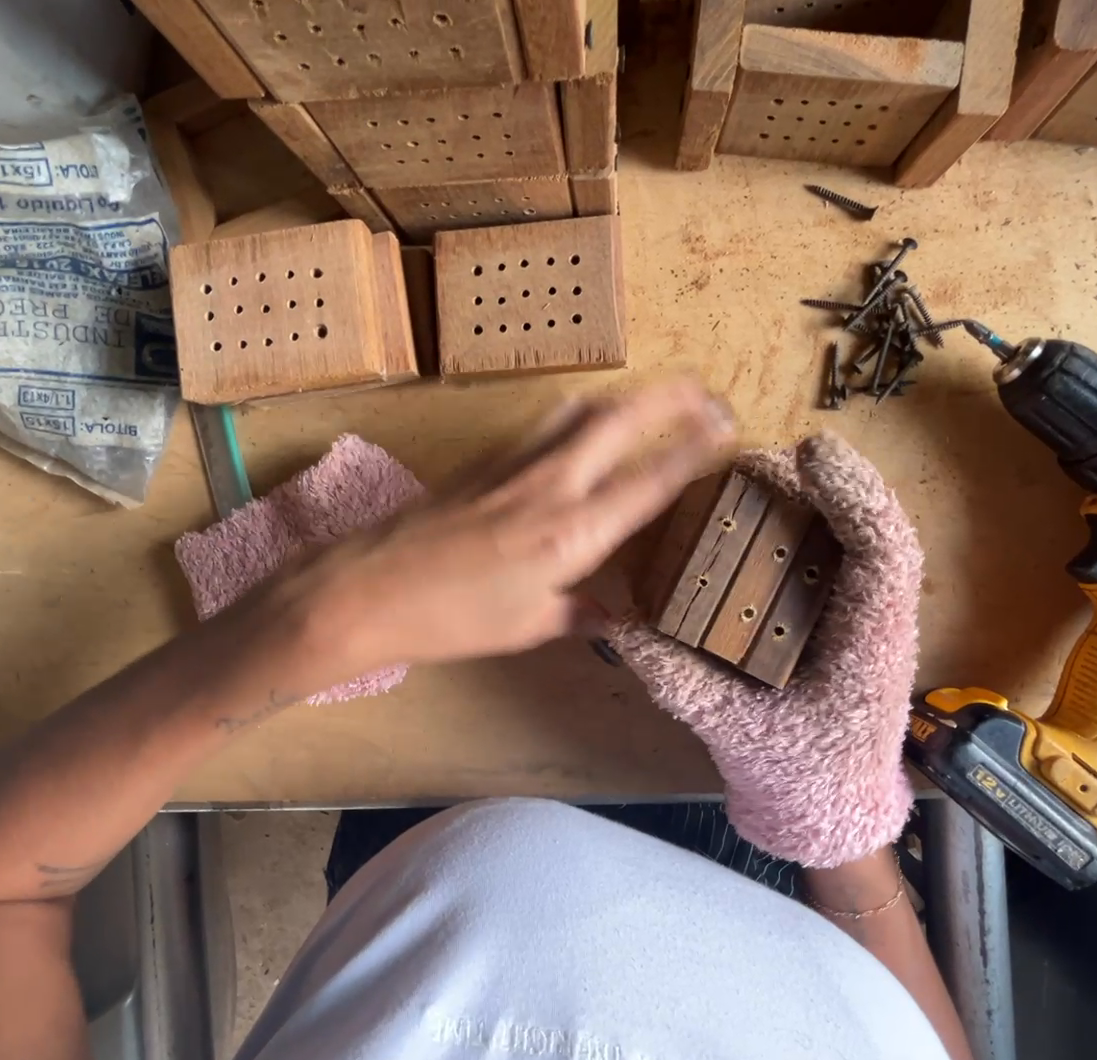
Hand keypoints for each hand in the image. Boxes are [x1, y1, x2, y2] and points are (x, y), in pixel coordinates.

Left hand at [263, 379, 733, 682]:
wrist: (368, 588)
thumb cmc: (452, 620)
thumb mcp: (527, 627)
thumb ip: (581, 614)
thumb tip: (618, 616)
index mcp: (573, 532)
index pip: (650, 481)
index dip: (696, 450)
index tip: (728, 429)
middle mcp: (552, 484)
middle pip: (622, 419)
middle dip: (672, 398)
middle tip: (705, 394)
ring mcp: (514, 463)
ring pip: (581, 410)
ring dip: (624, 400)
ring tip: (650, 404)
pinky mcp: (484, 459)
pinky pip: (544, 424)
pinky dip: (577, 416)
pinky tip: (579, 430)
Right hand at [612, 434, 924, 868]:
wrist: (828, 811)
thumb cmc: (801, 779)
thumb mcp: (735, 734)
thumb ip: (682, 684)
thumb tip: (622, 629)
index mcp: (867, 647)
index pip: (882, 552)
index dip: (853, 495)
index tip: (811, 453)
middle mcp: (872, 618)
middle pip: (868, 528)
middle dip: (821, 483)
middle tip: (757, 459)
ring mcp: (856, 615)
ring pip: (851, 536)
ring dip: (809, 498)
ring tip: (753, 473)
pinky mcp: (834, 618)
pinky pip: (828, 556)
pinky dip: (796, 525)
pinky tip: (752, 515)